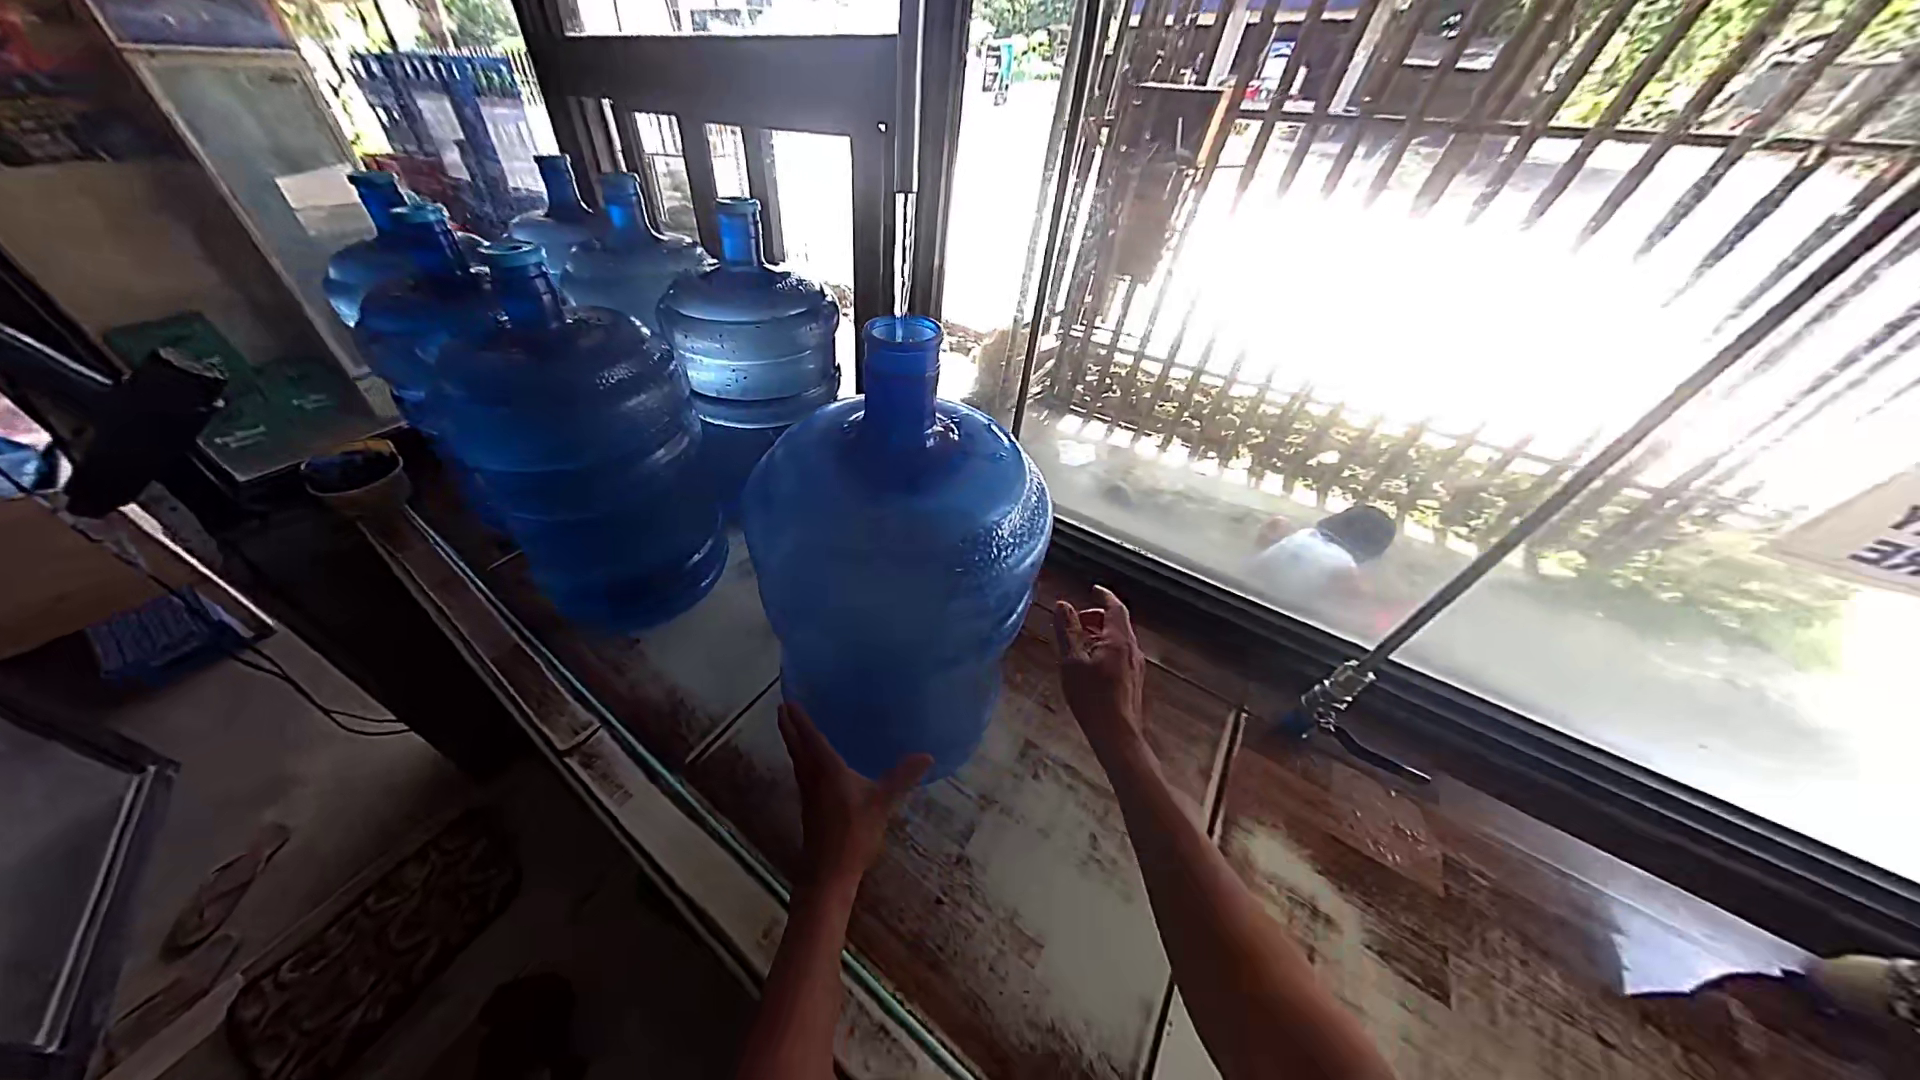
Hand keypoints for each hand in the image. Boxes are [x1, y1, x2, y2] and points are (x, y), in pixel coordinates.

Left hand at [778, 702, 930, 887]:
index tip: (789, 702)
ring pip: (796, 760)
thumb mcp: (881, 804)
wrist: (829, 874)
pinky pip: (801, 772)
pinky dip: (800, 758)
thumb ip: (902, 778)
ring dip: (792, 741)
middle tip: (782, 707)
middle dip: (789, 727)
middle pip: (797, 747)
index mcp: (827, 771)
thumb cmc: (853, 835)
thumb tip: (926, 755)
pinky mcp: (809, 806)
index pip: (812, 739)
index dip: (801, 721)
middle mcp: (812, 778)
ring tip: (790, 726)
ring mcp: (808, 794)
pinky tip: (808, 762)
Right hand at [1052, 585, 1146, 757]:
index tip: (1093, 589)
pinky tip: (1088, 664)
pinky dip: (1104, 648)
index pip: (1115, 608)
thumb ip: (1067, 630)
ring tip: (1077, 643)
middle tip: (1076, 620)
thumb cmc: (1092, 697)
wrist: (1117, 735)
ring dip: (1099, 633)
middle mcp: (1132, 649)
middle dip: (1096, 616)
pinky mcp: (1133, 680)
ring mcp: (1135, 666)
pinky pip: (1120, 654)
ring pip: (1118, 639)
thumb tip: (1063, 605)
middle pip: (1117, 623)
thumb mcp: (1072, 660)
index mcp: (1118, 640)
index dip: (1104, 596)